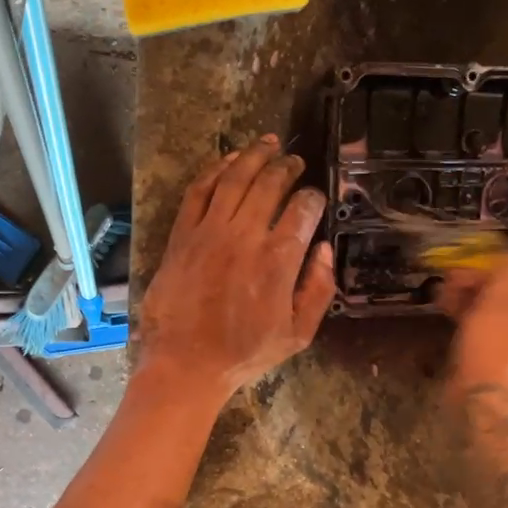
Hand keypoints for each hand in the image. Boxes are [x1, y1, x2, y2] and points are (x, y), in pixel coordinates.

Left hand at [136, 135, 336, 403]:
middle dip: (287, 167)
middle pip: (270, 183)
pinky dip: (215, 170)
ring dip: (254, 155)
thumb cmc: (245, 353)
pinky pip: (199, 190)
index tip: (315, 200)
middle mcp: (245, 236)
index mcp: (278, 260)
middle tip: (295, 162)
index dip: (314, 198)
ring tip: (267, 144)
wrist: (186, 364)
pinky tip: (228, 160)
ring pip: (235, 177)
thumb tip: (325, 249)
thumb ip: (318, 290)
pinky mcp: (182, 234)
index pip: (303, 209)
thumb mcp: (297, 334)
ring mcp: (209, 231)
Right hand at [439, 253, 507, 414]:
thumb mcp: (500, 298)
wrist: (483, 405)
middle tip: (456, 276)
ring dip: (475, 300)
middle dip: (484, 283)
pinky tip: (451, 310)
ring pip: (504, 315)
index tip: (479, 261)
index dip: (506, 263)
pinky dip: (476, 321)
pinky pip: (497, 334)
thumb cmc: (496, 347)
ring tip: (446, 293)